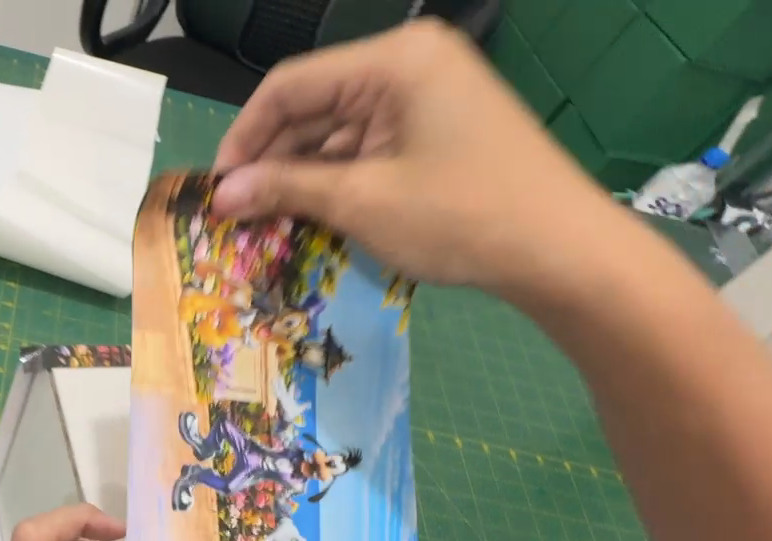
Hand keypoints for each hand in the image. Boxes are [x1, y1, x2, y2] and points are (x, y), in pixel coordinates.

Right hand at [209, 19, 630, 301]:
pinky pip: (359, 150)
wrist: (554, 248)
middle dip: (267, 161)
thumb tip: (219, 196)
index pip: (289, 85)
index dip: (243, 137)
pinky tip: (301, 216)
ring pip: (330, 133)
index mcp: (392, 60)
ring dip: (294, 177)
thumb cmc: (458, 215)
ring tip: (260, 223)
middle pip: (309, 107)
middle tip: (233, 215)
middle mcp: (404, 66)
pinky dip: (327, 182)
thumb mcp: (360, 201)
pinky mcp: (426, 132)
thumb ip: (284, 189)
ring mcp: (419, 99)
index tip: (216, 190)